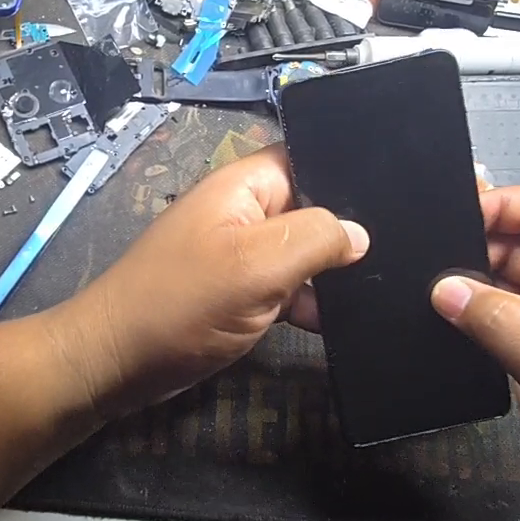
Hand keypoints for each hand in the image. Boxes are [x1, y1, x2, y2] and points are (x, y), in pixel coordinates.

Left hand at [44, 145, 367, 418]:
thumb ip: (313, 240)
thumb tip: (359, 234)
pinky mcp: (239, 295)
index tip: (395, 192)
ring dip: (332, 273)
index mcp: (243, 186)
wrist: (116, 362)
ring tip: (385, 288)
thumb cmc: (181, 304)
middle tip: (403, 250)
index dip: (347, 172)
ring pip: (302, 253)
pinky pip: (286, 288)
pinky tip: (344, 320)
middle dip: (347, 229)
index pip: (307, 158)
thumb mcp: (255, 265)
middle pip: (310, 208)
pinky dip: (310, 301)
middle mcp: (243, 213)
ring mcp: (240, 256)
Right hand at [429, 187, 519, 520]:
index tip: (453, 215)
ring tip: (424, 283)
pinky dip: (466, 313)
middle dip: (476, 242)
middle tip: (425, 253)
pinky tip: (437, 314)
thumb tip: (442, 289)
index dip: (506, 205)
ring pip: (501, 278)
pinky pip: (493, 316)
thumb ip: (503, 322)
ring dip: (467, 280)